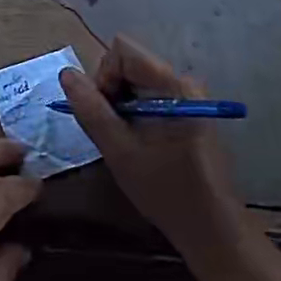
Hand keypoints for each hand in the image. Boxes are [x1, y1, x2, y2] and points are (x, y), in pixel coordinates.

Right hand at [59, 36, 241, 250]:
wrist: (213, 231)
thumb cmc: (167, 191)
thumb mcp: (119, 151)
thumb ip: (91, 109)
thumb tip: (67, 74)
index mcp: (172, 85)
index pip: (123, 50)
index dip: (103, 73)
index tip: (102, 110)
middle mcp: (183, 81)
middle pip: (129, 62)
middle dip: (110, 89)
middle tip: (110, 129)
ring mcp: (189, 95)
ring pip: (136, 79)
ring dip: (121, 102)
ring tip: (123, 138)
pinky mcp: (189, 110)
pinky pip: (149, 93)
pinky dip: (134, 110)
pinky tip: (138, 141)